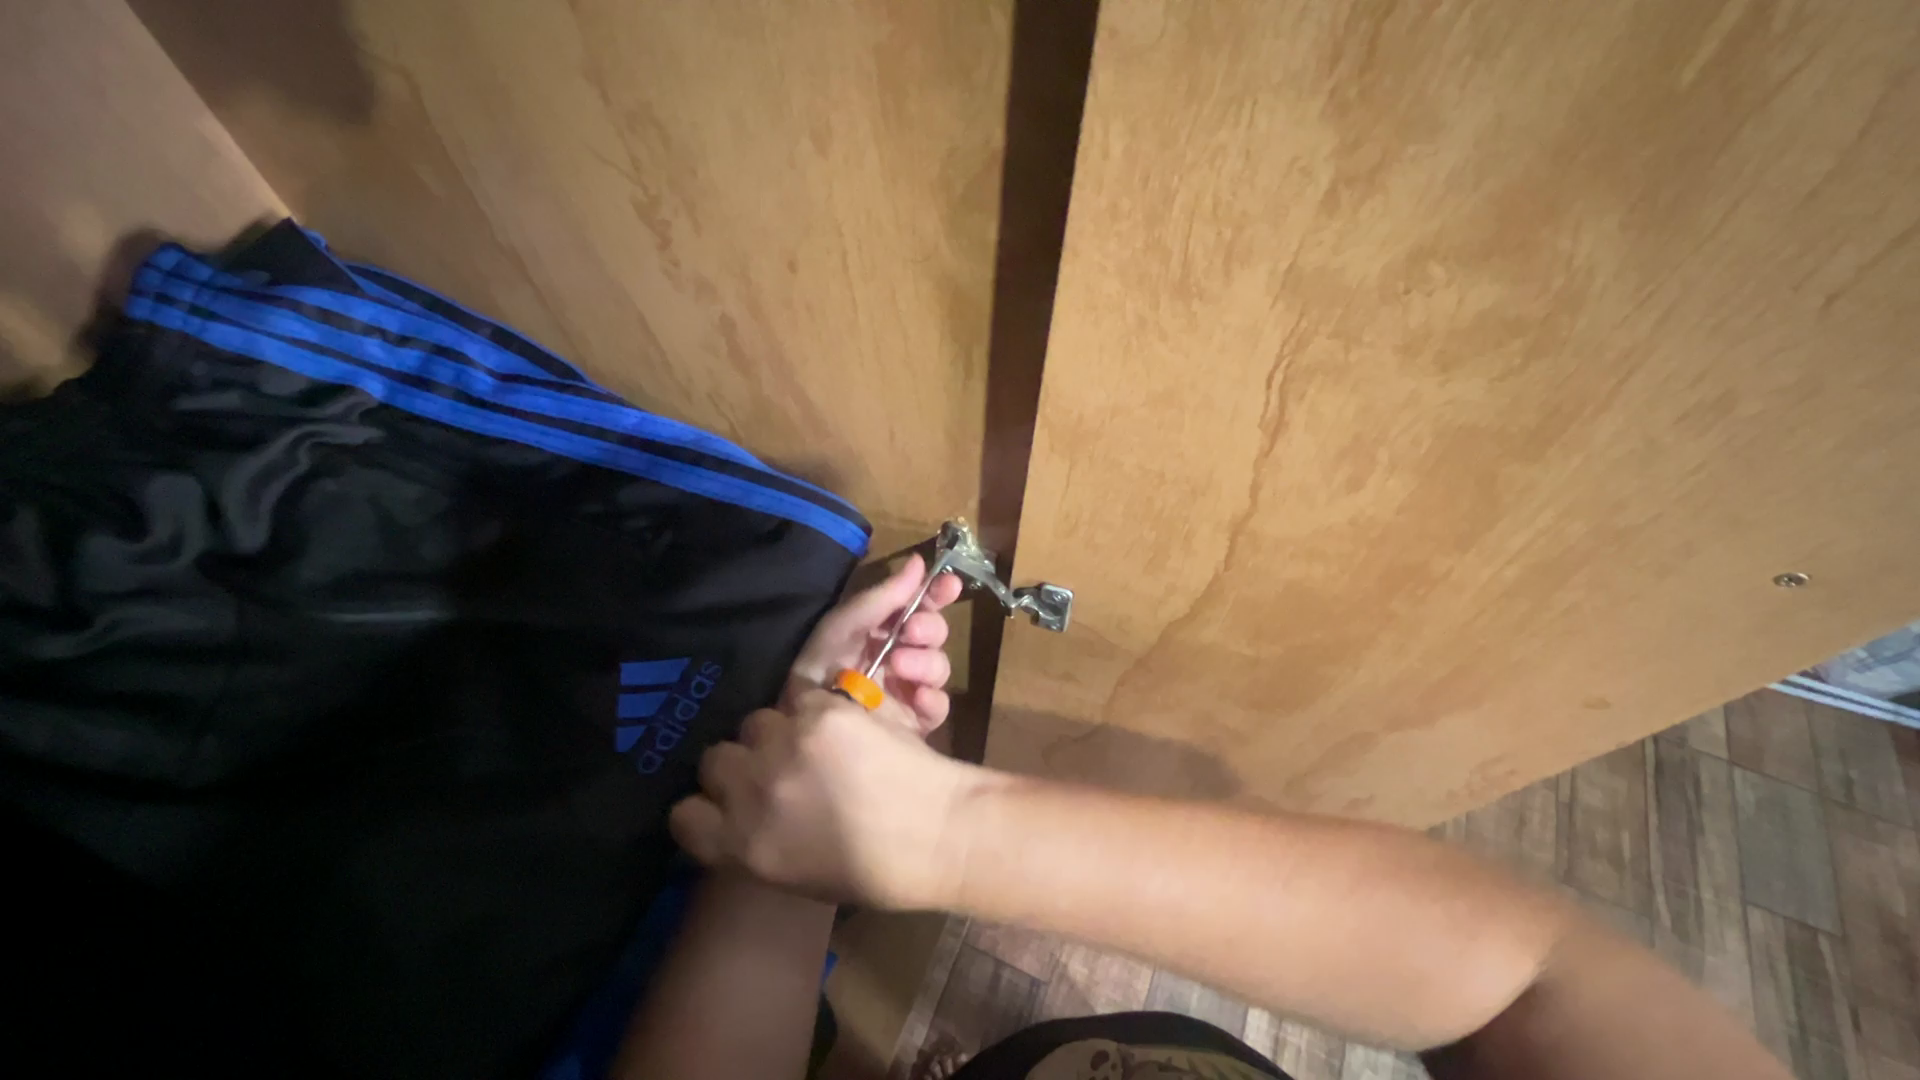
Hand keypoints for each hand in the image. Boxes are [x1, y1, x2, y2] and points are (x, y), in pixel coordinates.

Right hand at [669, 689, 986, 908]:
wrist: (937, 834)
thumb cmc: (873, 871)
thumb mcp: (793, 874)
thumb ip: (754, 840)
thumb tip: (737, 810)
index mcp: (741, 847)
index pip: (685, 814)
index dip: (707, 806)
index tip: (729, 804)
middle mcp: (752, 794)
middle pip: (716, 758)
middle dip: (743, 762)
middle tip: (778, 769)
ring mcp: (785, 747)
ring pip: (757, 721)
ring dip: (779, 732)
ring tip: (815, 747)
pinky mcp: (821, 712)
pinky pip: (801, 699)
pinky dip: (818, 710)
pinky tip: (844, 731)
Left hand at [788, 553, 962, 734]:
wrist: (808, 727)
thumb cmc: (820, 669)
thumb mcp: (845, 626)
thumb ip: (883, 596)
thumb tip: (919, 561)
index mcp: (879, 631)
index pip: (916, 606)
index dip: (935, 593)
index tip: (951, 584)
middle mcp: (897, 656)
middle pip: (933, 634)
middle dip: (928, 627)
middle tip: (911, 631)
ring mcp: (908, 691)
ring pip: (939, 667)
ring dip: (926, 662)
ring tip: (901, 666)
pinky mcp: (915, 723)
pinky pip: (938, 706)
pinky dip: (933, 698)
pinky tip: (918, 696)